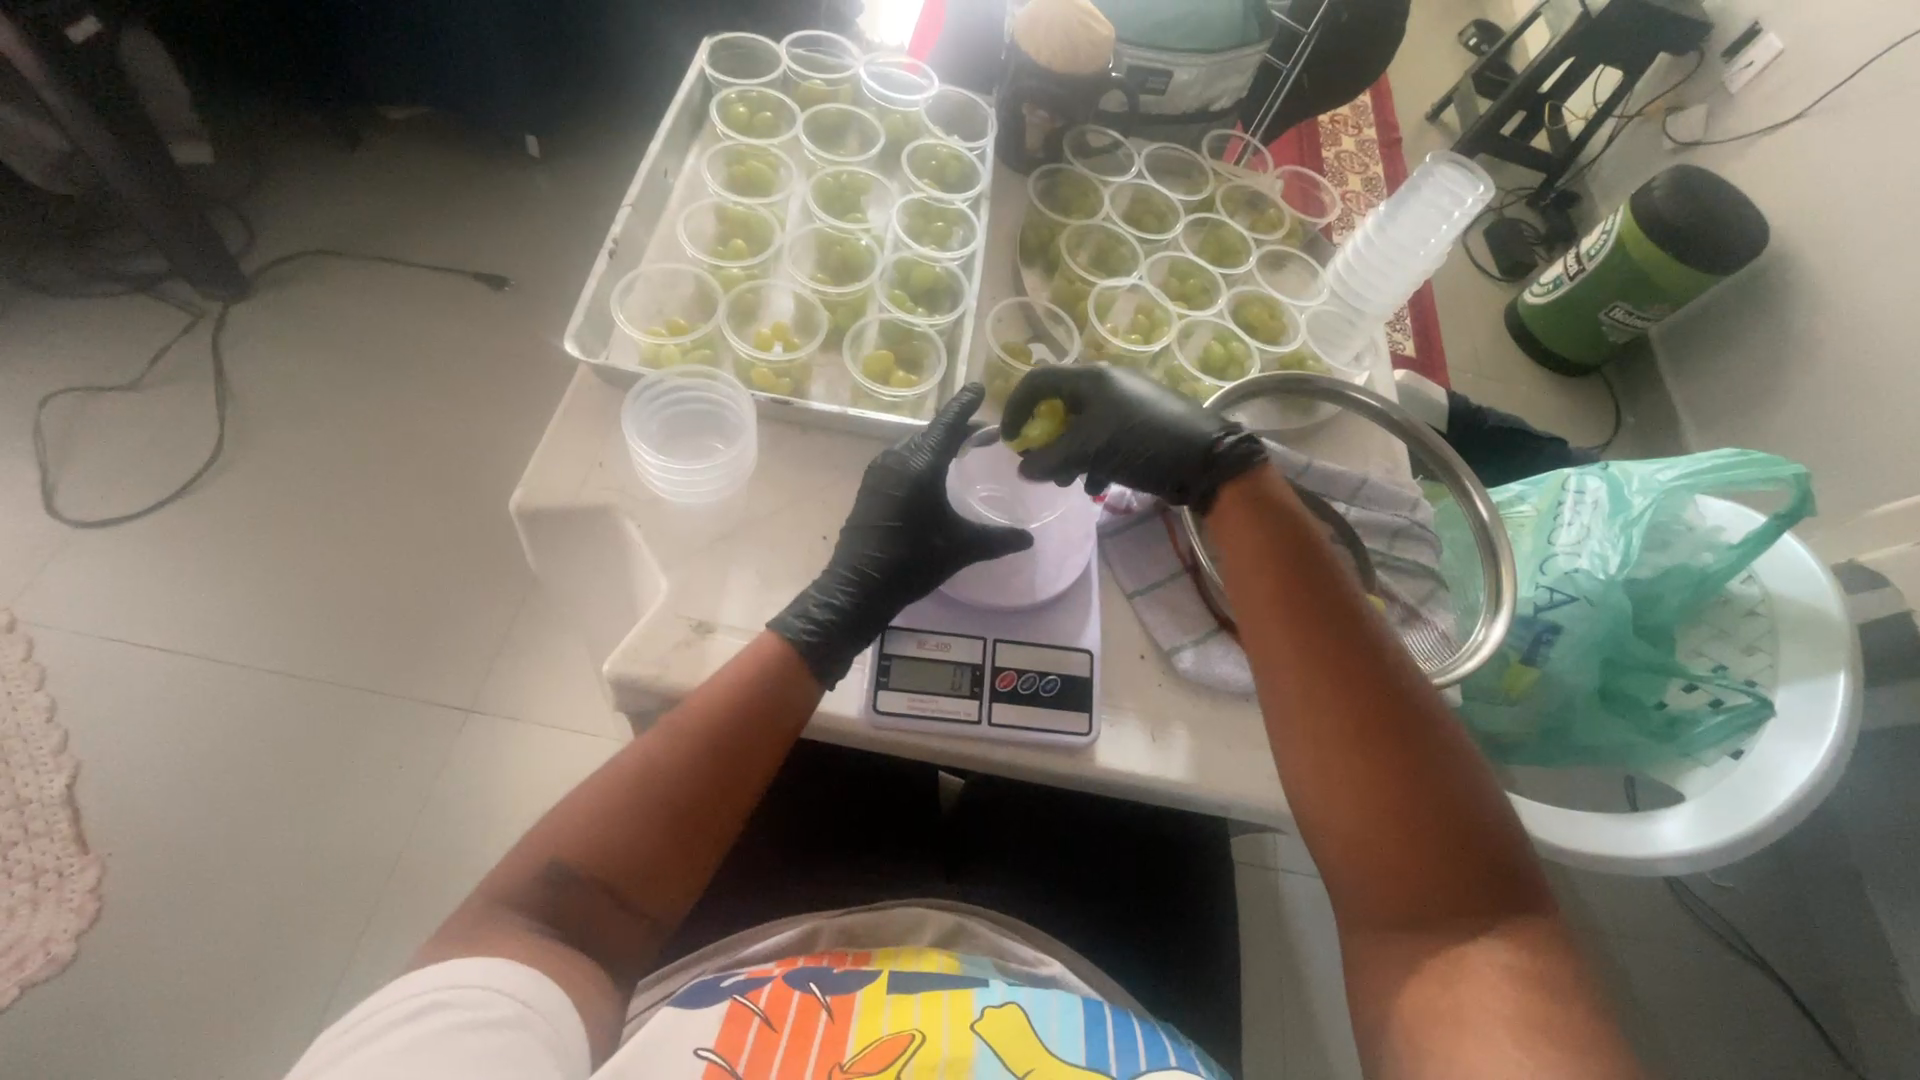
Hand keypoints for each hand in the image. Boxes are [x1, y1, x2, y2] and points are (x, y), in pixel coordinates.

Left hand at [769, 384, 1033, 686]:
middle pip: (932, 434)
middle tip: (984, 436)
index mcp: (921, 465)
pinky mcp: (871, 487)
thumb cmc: (912, 562)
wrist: (859, 586)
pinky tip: (933, 474)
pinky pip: (902, 460)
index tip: (979, 388)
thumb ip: (997, 539)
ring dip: (938, 444)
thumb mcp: (960, 548)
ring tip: (962, 452)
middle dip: (959, 430)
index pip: (949, 425)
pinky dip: (922, 458)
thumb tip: (1029, 539)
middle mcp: (897, 459)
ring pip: (915, 447)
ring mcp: (879, 472)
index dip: (965, 406)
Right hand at [1002, 365, 1268, 510]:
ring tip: (1068, 483)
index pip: (1037, 382)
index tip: (1009, 441)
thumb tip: (1022, 469)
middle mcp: (1105, 386)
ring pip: (1081, 429)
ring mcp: (1125, 406)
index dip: (1015, 409)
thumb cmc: (1142, 444)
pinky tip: (1098, 485)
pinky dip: (1093, 462)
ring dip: (1068, 457)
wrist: (1206, 458)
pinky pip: (1104, 441)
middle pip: (1058, 408)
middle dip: (1045, 442)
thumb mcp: (1089, 451)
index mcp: (1090, 380)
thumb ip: (1050, 459)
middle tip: (1041, 468)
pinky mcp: (1140, 427)